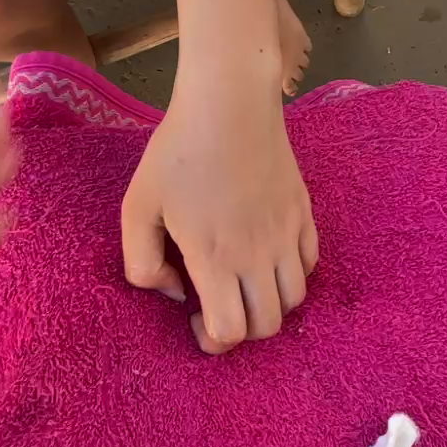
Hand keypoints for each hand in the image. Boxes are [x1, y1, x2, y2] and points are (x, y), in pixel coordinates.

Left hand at [121, 70, 317, 353]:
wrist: (229, 104)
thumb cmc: (178, 154)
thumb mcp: (137, 207)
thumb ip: (142, 264)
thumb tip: (174, 292)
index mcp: (215, 259)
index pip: (231, 333)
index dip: (213, 342)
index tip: (195, 321)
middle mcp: (258, 255)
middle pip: (268, 325)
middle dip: (242, 330)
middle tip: (219, 308)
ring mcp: (287, 235)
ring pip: (294, 300)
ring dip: (270, 305)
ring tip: (246, 285)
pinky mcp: (304, 214)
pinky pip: (309, 264)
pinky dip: (291, 274)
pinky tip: (268, 257)